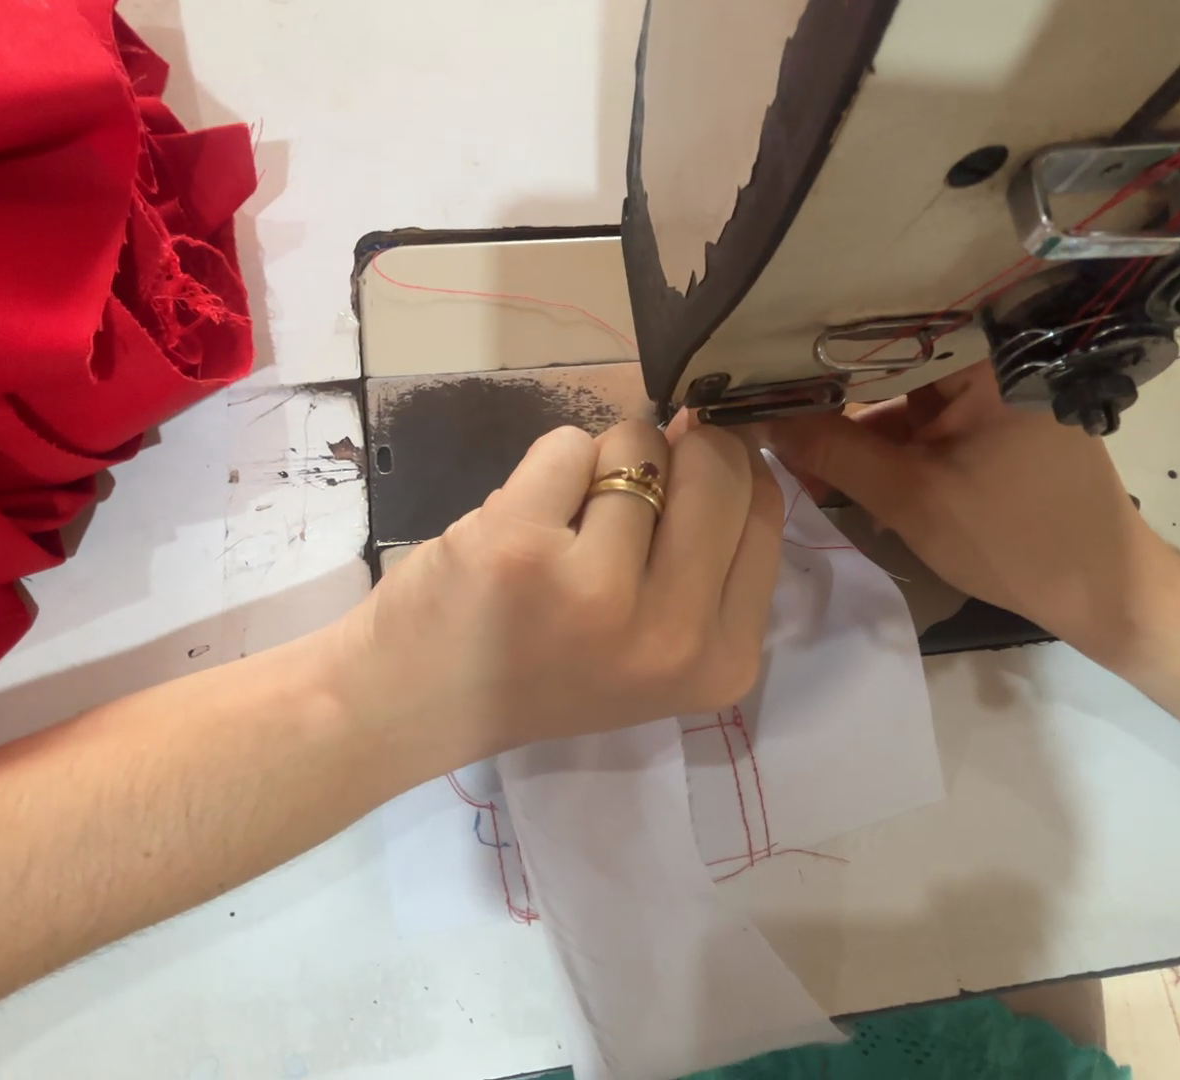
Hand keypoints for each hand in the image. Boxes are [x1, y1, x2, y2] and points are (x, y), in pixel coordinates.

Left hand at [333, 419, 784, 771]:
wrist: (415, 705)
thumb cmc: (543, 665)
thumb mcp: (654, 639)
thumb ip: (701, 550)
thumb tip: (710, 424)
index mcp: (722, 658)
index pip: (764, 507)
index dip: (722, 472)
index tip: (677, 484)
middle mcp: (675, 633)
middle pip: (716, 464)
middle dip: (668, 455)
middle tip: (612, 503)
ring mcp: (598, 591)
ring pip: (637, 442)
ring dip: (596, 466)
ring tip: (558, 532)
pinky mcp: (522, 547)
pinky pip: (567, 443)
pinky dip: (545, 467)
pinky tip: (518, 527)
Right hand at [765, 361, 1172, 662]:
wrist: (1099, 594)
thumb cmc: (1012, 541)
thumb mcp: (910, 498)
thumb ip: (834, 453)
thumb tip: (762, 418)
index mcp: (989, 359)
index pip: (891, 330)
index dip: (824, 344)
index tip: (766, 359)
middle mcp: (994, 363)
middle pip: (892, 364)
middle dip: (834, 399)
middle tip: (771, 414)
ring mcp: (994, 397)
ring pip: (903, 399)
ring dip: (857, 433)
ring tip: (803, 457)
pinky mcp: (991, 429)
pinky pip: (924, 425)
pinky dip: (888, 449)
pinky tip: (849, 474)